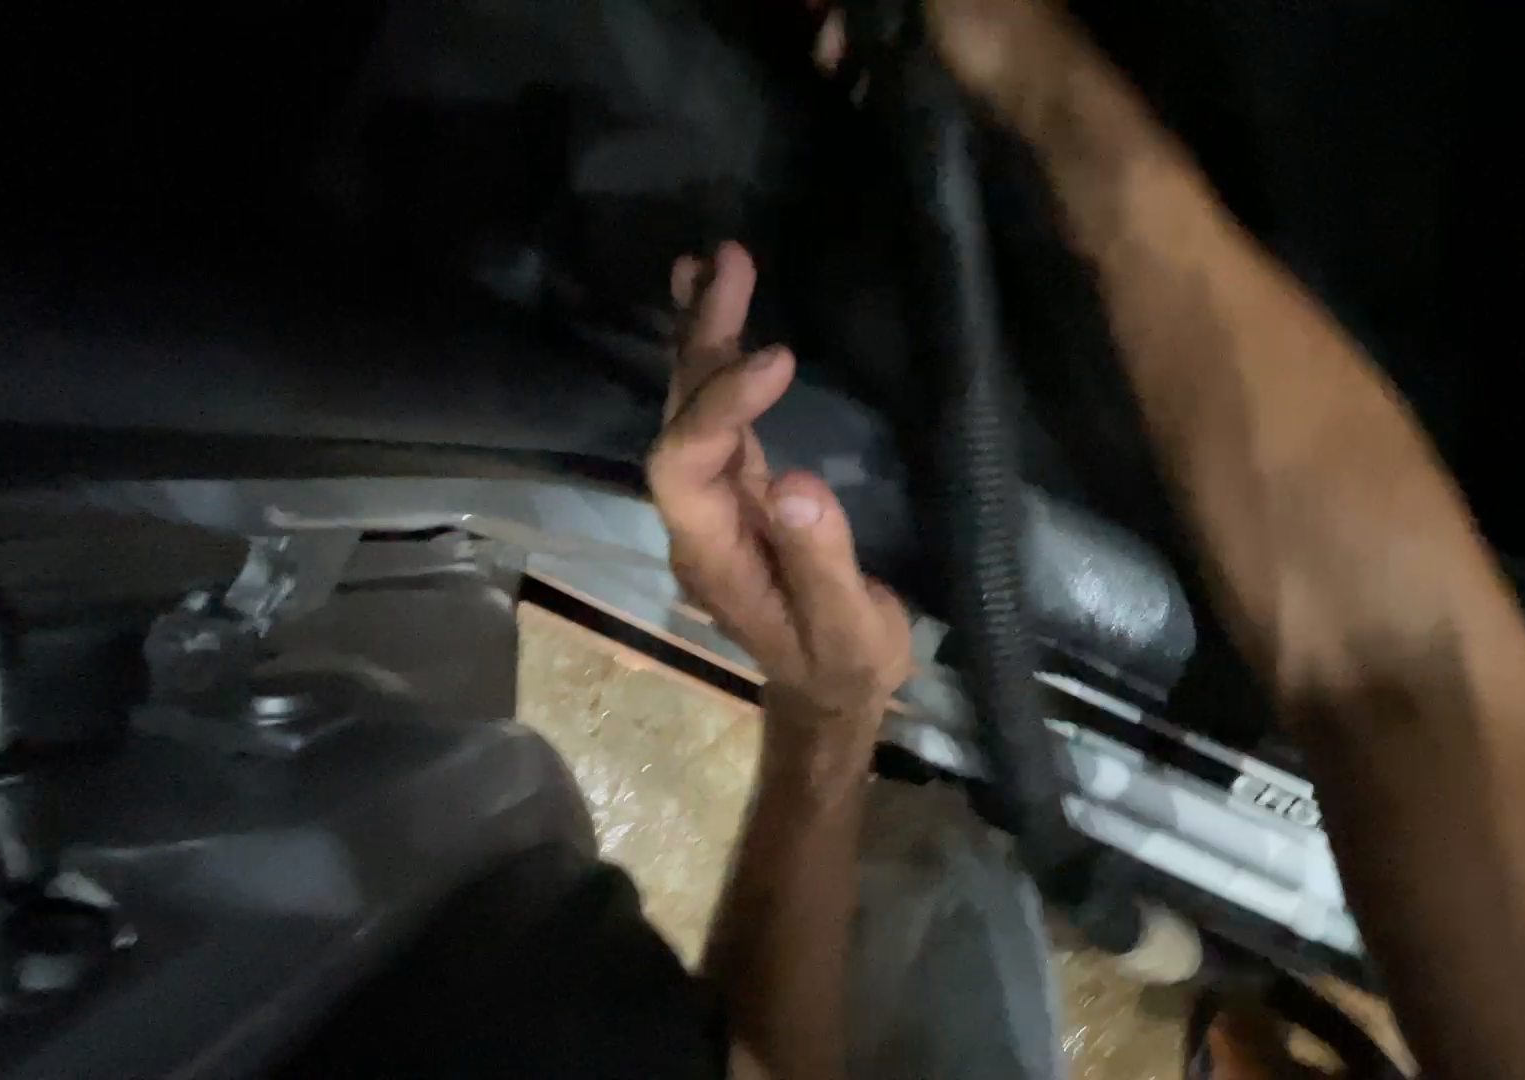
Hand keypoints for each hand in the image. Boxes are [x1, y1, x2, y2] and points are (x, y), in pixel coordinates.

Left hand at [647, 243, 912, 733]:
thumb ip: (822, 562)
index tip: (782, 358)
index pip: (687, 464)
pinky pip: (717, 422)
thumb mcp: (847, 626)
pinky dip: (717, 367)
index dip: (720, 405)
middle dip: (700, 344)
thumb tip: (798, 483)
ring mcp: (717, 505)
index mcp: (714, 553)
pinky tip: (721, 321)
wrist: (829, 691)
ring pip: (691, 413)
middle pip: (678, 421)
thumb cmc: (843, 664)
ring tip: (711, 267)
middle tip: (727, 264)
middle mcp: (700, 520)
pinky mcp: (742, 494)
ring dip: (700, 340)